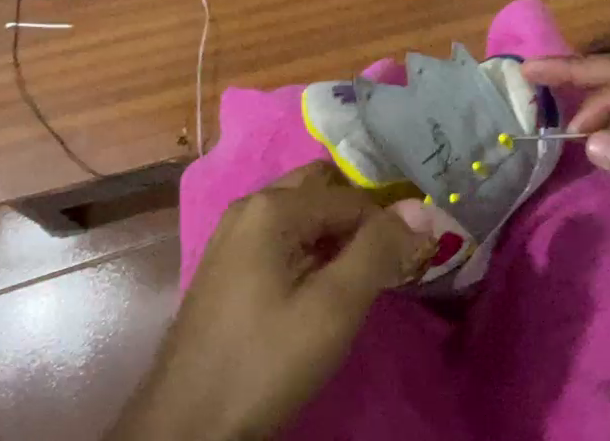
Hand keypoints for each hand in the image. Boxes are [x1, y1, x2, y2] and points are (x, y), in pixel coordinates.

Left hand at [108, 162, 435, 440]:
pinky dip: (313, 252)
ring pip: (303, 217)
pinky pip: (283, 240)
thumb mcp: (333, 307)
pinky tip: (326, 287)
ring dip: (338, 237)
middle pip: (323, 192)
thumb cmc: (265, 361)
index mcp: (273, 206)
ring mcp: (234, 237)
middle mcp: (250, 207)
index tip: (413, 258)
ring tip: (366, 275)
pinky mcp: (229, 268)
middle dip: (362, 218)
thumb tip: (421, 208)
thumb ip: (378, 251)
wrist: (187, 425)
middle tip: (392, 257)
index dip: (389, 225)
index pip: (353, 196)